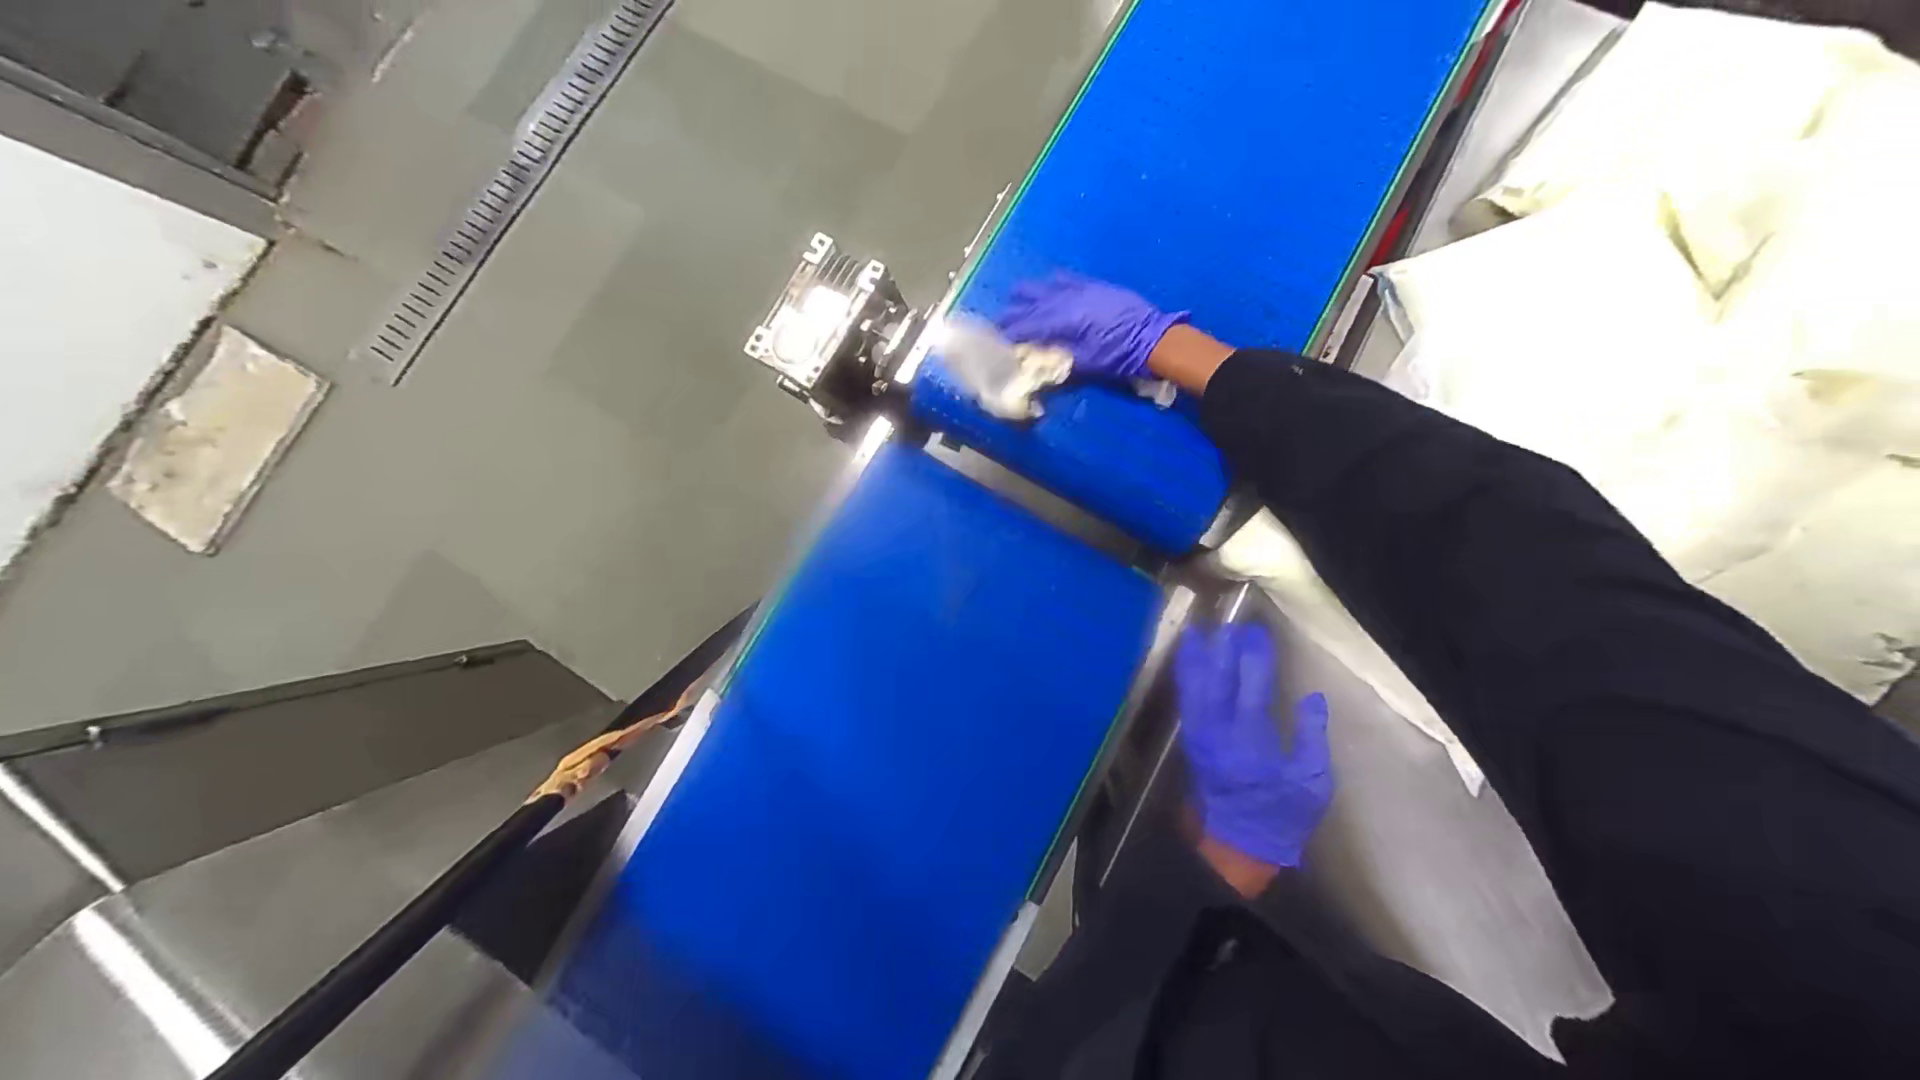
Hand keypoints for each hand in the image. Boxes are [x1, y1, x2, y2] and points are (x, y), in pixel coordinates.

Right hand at [994, 273, 1188, 379]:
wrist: (1152, 338)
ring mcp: (1080, 289)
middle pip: (1030, 304)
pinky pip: (1066, 278)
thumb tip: (1035, 361)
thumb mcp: (1084, 364)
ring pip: (1044, 287)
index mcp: (1063, 320)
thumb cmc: (1117, 357)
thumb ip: (1058, 359)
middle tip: (1000, 324)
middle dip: (1013, 314)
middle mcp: (1066, 299)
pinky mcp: (1094, 285)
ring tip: (1014, 300)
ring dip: (1028, 295)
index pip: (1027, 325)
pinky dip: (1051, 283)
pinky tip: (1046, 284)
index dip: (1010, 333)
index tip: (997, 340)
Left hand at [1175, 622, 1333, 874]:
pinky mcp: (1190, 739)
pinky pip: (1185, 700)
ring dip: (1195, 657)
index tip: (1258, 632)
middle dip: (1222, 648)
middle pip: (1217, 681)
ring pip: (1194, 687)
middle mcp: (1219, 734)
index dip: (1255, 657)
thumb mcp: (1312, 784)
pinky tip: (1186, 659)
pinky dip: (1185, 676)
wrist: (1238, 842)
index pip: (1252, 689)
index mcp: (1252, 744)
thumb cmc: (1282, 814)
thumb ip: (1312, 738)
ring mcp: (1199, 735)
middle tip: (1229, 621)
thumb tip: (1312, 698)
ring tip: (1198, 629)